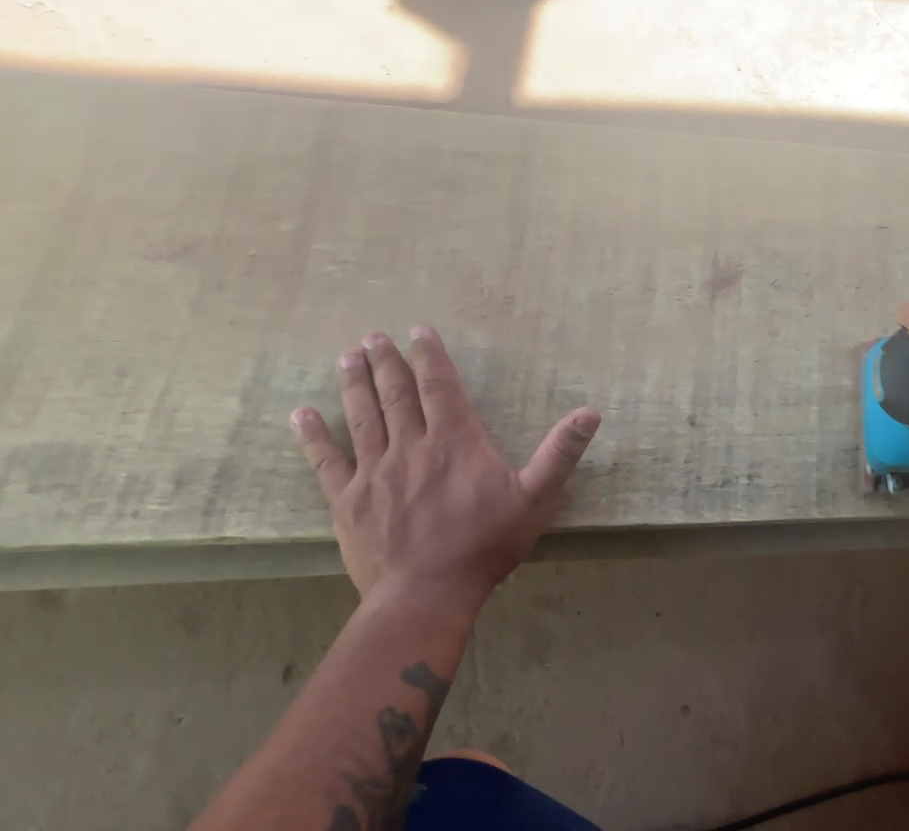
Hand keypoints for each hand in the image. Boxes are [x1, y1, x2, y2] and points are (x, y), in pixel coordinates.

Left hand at [290, 325, 600, 610]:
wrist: (426, 593)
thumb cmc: (487, 543)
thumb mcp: (537, 496)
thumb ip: (561, 452)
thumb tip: (590, 413)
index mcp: (457, 443)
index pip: (442, 388)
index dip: (431, 358)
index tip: (420, 331)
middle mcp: (412, 447)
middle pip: (397, 396)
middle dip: (388, 363)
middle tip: (375, 336)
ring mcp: (374, 473)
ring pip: (362, 418)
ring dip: (354, 385)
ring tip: (348, 357)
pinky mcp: (347, 500)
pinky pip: (326, 460)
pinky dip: (313, 435)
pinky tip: (302, 414)